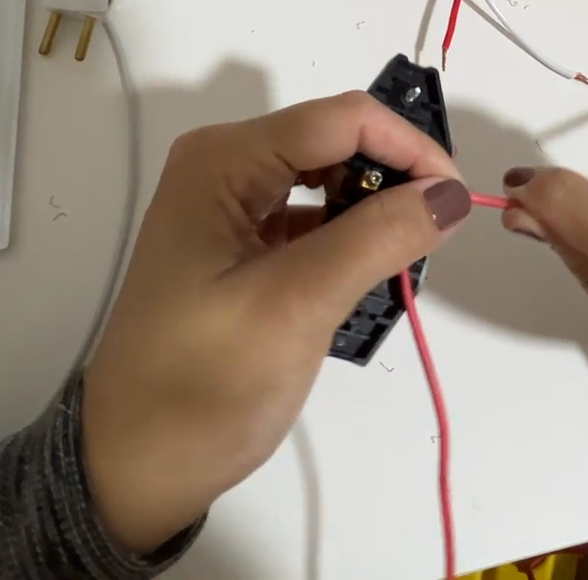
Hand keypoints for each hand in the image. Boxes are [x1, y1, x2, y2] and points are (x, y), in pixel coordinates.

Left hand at [81, 92, 471, 552]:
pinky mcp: (243, 234)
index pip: (341, 119)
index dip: (408, 147)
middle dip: (393, 176)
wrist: (133, 468)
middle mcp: (227, 162)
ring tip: (405, 255)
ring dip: (375, 204)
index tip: (455, 200)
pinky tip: (371, 267)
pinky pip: (314, 210)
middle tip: (435, 234)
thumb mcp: (297, 305)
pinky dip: (352, 230)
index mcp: (225, 160)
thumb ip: (378, 237)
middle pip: (336, 138)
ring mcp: (232, 198)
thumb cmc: (202, 386)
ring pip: (331, 172)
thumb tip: (453, 192)